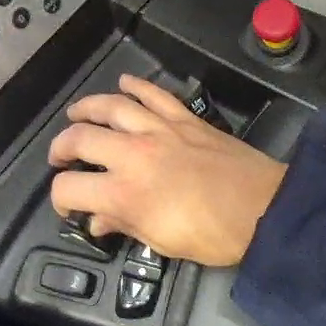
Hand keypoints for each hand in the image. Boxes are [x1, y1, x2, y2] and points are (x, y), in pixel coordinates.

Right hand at [49, 75, 287, 266]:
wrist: (265, 210)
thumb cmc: (214, 236)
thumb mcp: (164, 242)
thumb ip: (126, 226)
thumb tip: (99, 221)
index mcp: (124, 193)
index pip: (70, 188)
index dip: (61, 200)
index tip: (70, 208)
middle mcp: (133, 154)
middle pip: (79, 138)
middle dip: (61, 148)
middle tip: (60, 157)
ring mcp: (160, 130)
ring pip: (111, 106)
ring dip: (88, 107)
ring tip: (77, 113)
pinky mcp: (186, 119)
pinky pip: (154, 94)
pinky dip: (136, 85)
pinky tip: (125, 83)